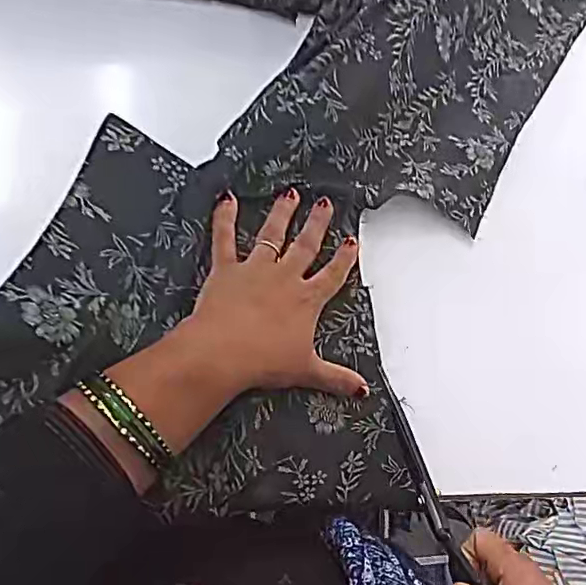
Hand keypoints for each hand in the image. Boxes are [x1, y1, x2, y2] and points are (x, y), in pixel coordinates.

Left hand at [177, 190, 366, 397]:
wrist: (224, 353)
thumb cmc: (263, 360)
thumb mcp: (307, 370)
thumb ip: (337, 377)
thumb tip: (362, 390)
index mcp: (306, 300)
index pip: (332, 274)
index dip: (345, 258)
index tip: (352, 242)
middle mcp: (284, 279)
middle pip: (306, 246)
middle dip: (318, 224)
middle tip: (325, 205)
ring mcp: (255, 270)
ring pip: (272, 235)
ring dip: (282, 214)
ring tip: (291, 194)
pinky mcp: (226, 270)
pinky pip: (225, 238)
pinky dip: (225, 218)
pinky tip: (227, 199)